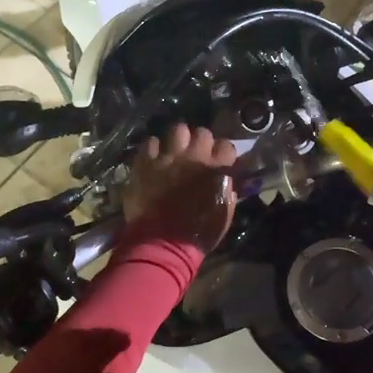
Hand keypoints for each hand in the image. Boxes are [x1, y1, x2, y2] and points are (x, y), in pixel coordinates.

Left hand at [121, 125, 236, 252]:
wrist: (161, 243)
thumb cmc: (197, 234)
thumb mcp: (223, 214)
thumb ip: (227, 191)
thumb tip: (226, 180)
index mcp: (216, 170)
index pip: (226, 146)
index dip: (223, 152)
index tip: (219, 160)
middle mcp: (194, 157)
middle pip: (202, 133)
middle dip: (200, 142)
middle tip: (195, 154)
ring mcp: (168, 157)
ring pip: (177, 130)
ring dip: (178, 139)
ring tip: (174, 151)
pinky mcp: (146, 162)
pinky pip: (150, 142)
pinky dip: (153, 148)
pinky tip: (153, 158)